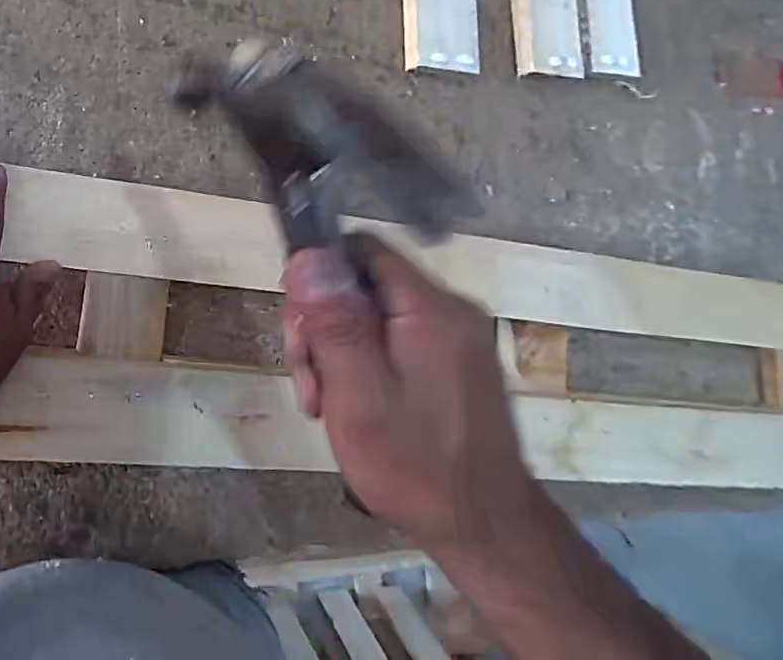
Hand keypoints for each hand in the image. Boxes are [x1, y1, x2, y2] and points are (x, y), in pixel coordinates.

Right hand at [281, 237, 534, 548]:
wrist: (485, 532)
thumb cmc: (416, 466)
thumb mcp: (360, 395)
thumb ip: (335, 323)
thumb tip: (308, 255)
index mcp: (430, 307)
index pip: (362, 250)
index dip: (319, 273)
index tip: (297, 320)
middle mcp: (448, 309)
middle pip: (364, 284)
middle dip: (323, 326)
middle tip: (309, 383)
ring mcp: (454, 336)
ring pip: (374, 315)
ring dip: (338, 352)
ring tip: (325, 406)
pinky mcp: (452, 362)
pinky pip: (394, 341)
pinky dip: (364, 365)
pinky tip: (353, 407)